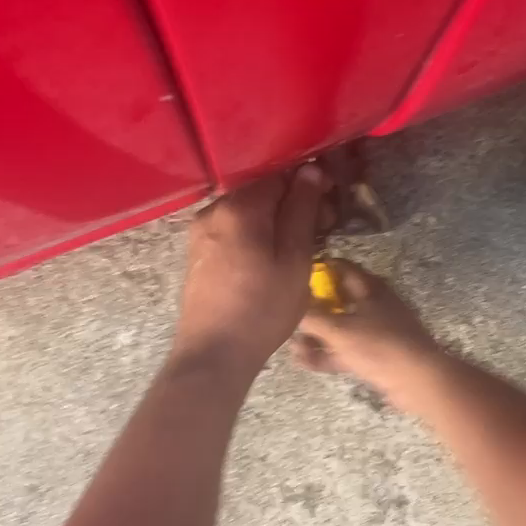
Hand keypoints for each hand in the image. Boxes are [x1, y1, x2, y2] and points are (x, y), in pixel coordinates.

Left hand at [172, 166, 330, 370]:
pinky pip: (232, 229)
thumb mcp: (294, 260)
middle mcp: (213, 210)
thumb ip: (301, 212)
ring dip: (272, 220)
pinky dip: (254, 234)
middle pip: (259, 191)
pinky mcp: (198, 252)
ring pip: (245, 211)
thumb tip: (309, 171)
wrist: (214, 353)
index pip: (279, 175)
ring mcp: (200, 231)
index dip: (308, 185)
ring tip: (295, 247)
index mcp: (239, 207)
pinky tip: (268, 258)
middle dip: (290, 202)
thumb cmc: (262, 309)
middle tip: (318, 230)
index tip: (328, 206)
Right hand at [292, 261, 447, 408]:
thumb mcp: (339, 329)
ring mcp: (375, 332)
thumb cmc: (379, 345)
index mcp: (370, 288)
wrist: (418, 380)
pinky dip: (326, 354)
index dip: (317, 269)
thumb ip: (312, 317)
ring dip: (316, 336)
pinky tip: (303, 361)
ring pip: (340, 328)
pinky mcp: (375, 355)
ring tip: (291, 343)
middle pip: (337, 300)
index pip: (341, 268)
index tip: (292, 276)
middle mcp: (373, 305)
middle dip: (312, 308)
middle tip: (286, 315)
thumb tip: (291, 305)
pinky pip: (345, 350)